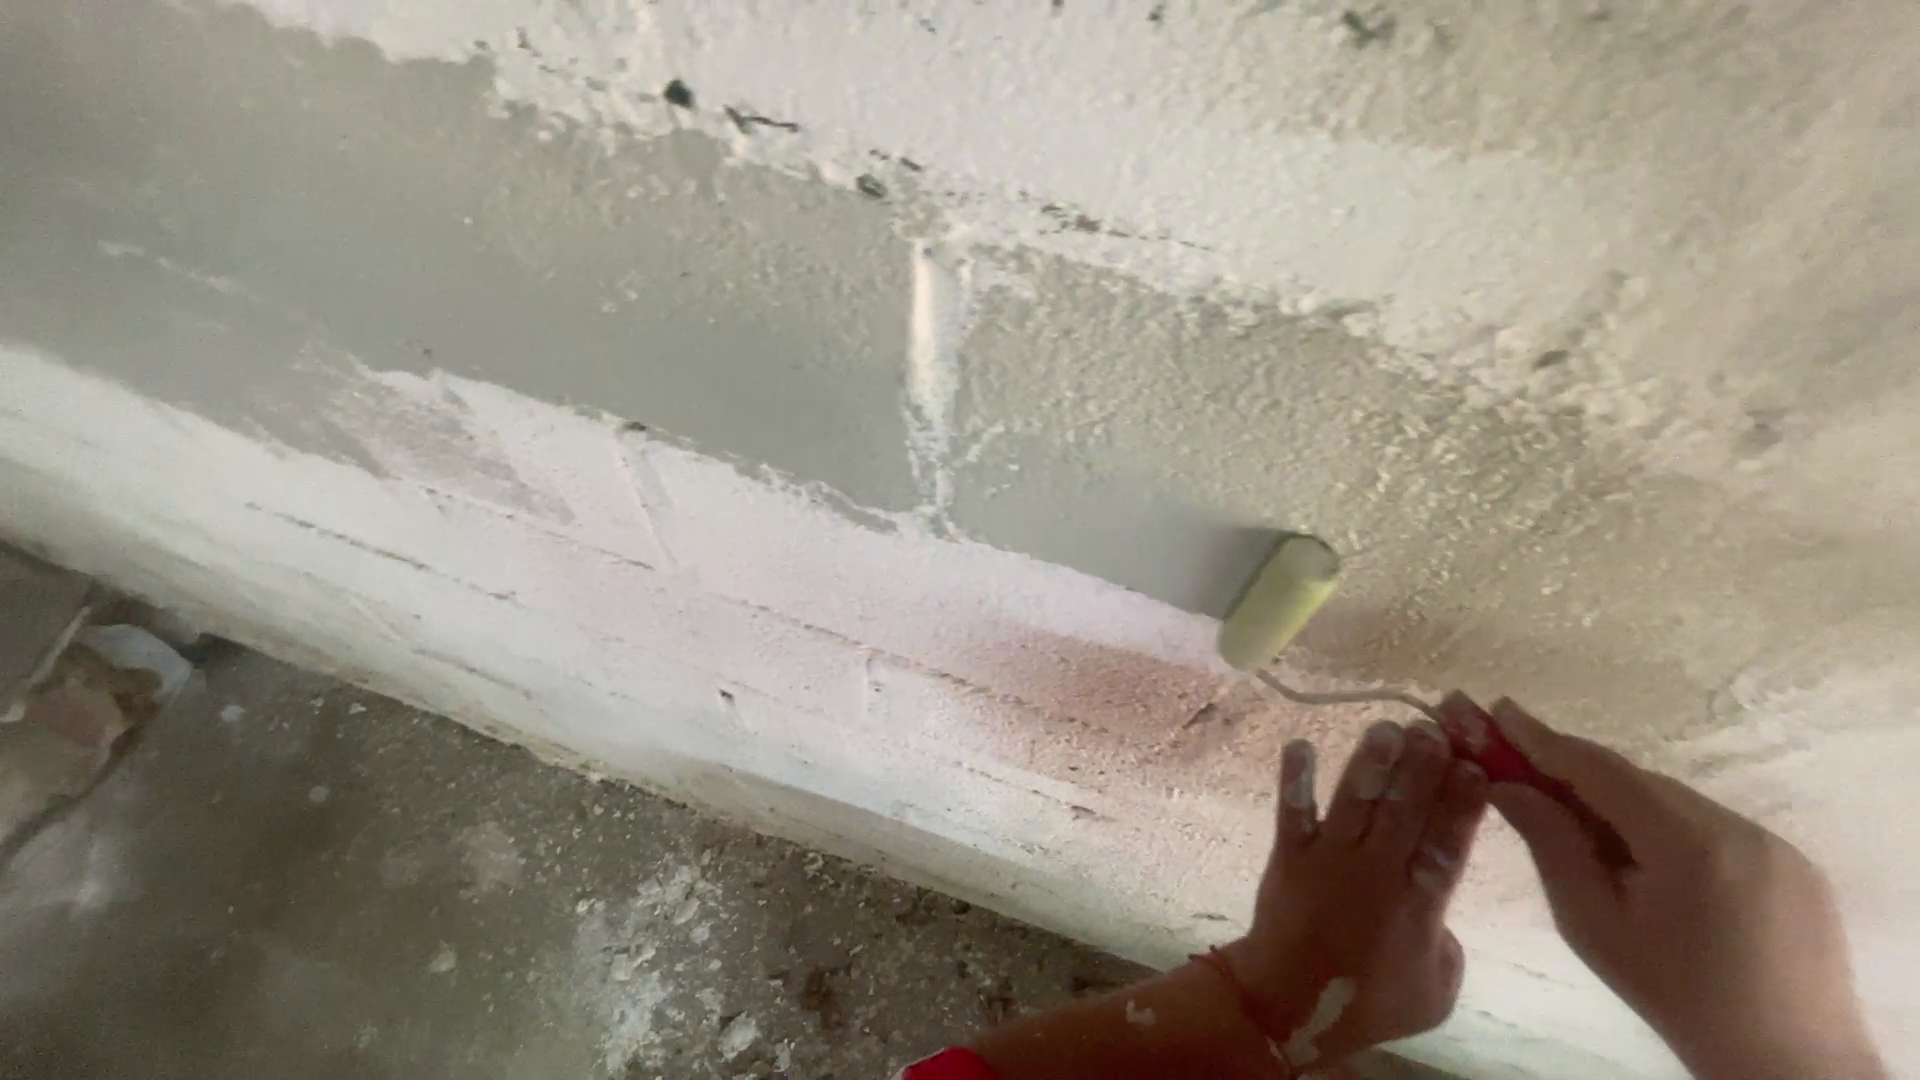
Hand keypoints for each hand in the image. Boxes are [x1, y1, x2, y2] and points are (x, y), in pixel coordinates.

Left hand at [1225, 720, 1488, 1070]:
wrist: (1293, 1001)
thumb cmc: (1368, 1001)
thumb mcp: (1435, 989)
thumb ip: (1446, 942)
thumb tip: (1441, 911)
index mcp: (1418, 906)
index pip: (1446, 846)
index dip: (1461, 805)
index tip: (1475, 767)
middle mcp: (1376, 872)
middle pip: (1404, 812)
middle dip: (1420, 769)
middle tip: (1433, 730)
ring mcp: (1330, 859)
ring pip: (1354, 803)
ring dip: (1370, 764)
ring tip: (1385, 728)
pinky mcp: (1290, 854)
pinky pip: (1293, 811)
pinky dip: (1296, 779)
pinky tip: (1299, 744)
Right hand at [1486, 700, 1887, 1079]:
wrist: (1789, 1063)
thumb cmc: (1672, 992)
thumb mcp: (1589, 919)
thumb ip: (1548, 842)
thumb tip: (1504, 783)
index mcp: (1690, 843)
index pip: (1599, 768)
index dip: (1541, 737)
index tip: (1496, 710)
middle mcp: (1738, 828)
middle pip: (1631, 780)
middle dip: (1568, 769)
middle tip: (1511, 765)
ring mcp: (1771, 843)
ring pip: (1664, 798)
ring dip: (1608, 796)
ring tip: (1565, 816)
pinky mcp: (1787, 861)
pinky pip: (1698, 820)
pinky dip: (1649, 819)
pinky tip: (1626, 848)